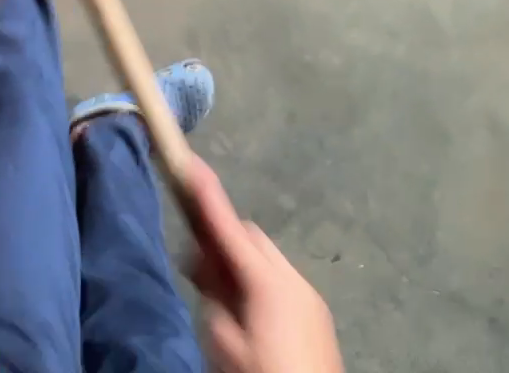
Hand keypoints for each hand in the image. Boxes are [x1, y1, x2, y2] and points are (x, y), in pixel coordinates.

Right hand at [186, 158, 343, 372]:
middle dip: (223, 237)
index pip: (229, 227)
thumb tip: (207, 270)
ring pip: (267, 258)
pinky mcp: (317, 312)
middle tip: (197, 263)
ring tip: (222, 292)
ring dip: (242, 262)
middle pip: (251, 236)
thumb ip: (214, 299)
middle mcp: (292, 277)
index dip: (207, 194)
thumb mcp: (224, 345)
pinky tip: (250, 311)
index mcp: (267, 281)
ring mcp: (309, 293)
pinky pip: (282, 279)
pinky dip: (260, 281)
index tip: (191, 163)